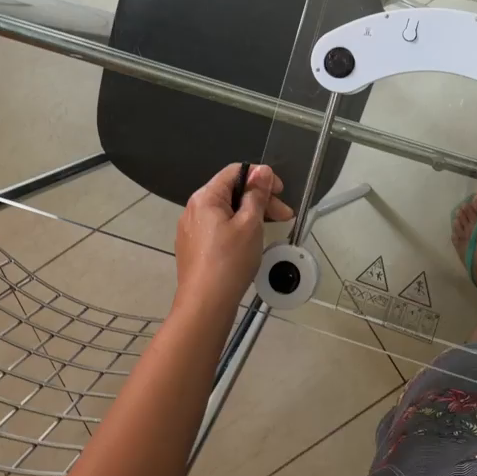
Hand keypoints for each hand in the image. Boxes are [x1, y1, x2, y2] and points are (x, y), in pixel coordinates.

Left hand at [174, 164, 293, 316]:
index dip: (261, 177)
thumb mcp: (250, 223)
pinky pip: (218, 228)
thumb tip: (262, 170)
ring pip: (226, 212)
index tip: (280, 193)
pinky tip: (250, 244)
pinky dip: (237, 229)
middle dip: (260, 200)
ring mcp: (191, 230)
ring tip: (271, 230)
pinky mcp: (193, 248)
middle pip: (231, 192)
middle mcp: (194, 209)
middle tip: (285, 216)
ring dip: (251, 215)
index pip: (235, 171)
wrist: (205, 305)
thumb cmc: (230, 260)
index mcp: (205, 197)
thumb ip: (257, 194)